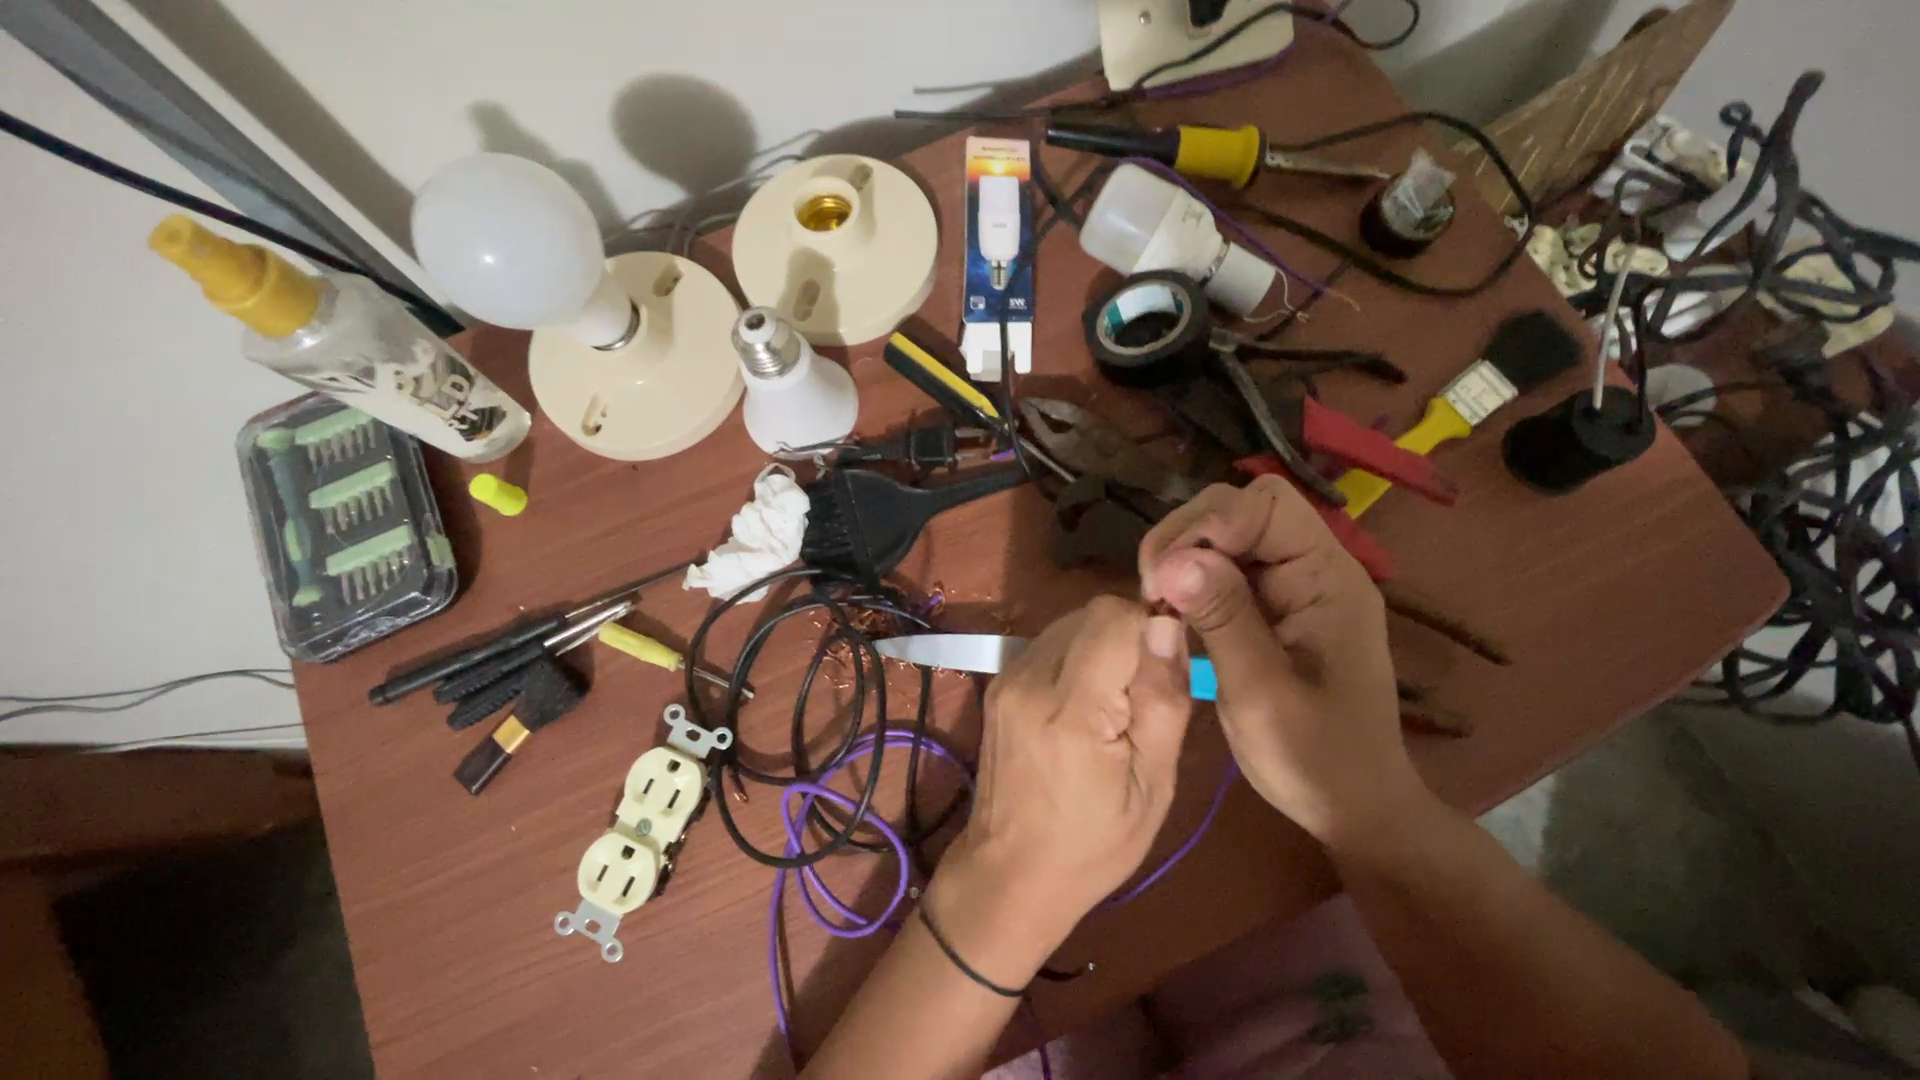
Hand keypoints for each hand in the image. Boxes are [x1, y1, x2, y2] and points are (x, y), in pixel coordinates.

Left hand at [924, 597, 1191, 985]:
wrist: (1010, 873)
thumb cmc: (1093, 844)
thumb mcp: (1153, 785)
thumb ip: (1163, 699)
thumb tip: (1169, 624)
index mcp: (1068, 710)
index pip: (1113, 618)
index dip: (1151, 629)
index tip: (1167, 667)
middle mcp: (1028, 680)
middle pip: (1091, 614)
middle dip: (1129, 637)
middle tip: (1144, 694)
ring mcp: (1006, 679)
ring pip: (1071, 623)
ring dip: (1103, 646)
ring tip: (1116, 705)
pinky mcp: (998, 684)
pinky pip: (1050, 644)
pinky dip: (1078, 658)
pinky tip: (1086, 705)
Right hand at [1138, 476, 1422, 851]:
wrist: (1355, 808)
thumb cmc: (1316, 760)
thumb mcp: (1261, 694)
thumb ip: (1223, 619)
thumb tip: (1174, 558)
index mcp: (1327, 580)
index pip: (1265, 505)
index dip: (1207, 523)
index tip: (1162, 574)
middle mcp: (1314, 571)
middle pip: (1241, 511)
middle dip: (1187, 538)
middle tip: (1151, 591)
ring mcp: (1296, 589)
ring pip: (1228, 538)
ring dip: (1184, 560)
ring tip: (1158, 605)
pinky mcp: (1277, 610)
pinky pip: (1228, 573)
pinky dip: (1193, 585)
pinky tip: (1174, 616)